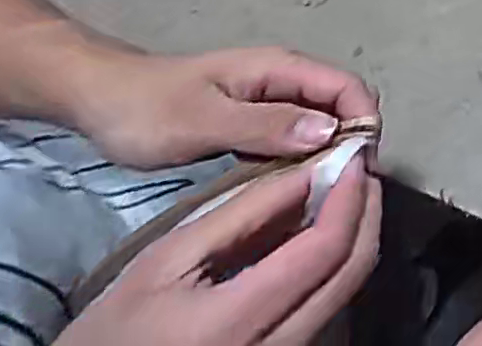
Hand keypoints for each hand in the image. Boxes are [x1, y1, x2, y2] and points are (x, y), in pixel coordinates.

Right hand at [56, 162, 381, 345]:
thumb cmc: (114, 330)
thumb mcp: (168, 257)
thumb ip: (245, 212)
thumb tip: (311, 172)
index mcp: (237, 323)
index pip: (326, 249)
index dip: (351, 194)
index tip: (355, 153)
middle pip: (352, 271)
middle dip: (367, 209)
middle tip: (359, 165)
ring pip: (347, 290)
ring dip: (357, 232)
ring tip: (348, 186)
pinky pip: (328, 307)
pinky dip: (338, 260)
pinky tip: (325, 227)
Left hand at [76, 47, 378, 168]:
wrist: (102, 98)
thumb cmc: (150, 108)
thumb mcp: (204, 121)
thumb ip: (266, 125)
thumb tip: (330, 131)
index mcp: (281, 68)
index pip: (345, 85)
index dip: (362, 120)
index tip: (360, 168)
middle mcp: (286, 77)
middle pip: (341, 101)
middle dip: (352, 139)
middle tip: (341, 190)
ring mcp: (273, 97)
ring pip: (322, 120)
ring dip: (330, 151)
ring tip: (322, 194)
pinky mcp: (260, 118)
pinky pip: (298, 135)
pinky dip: (307, 158)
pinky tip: (296, 187)